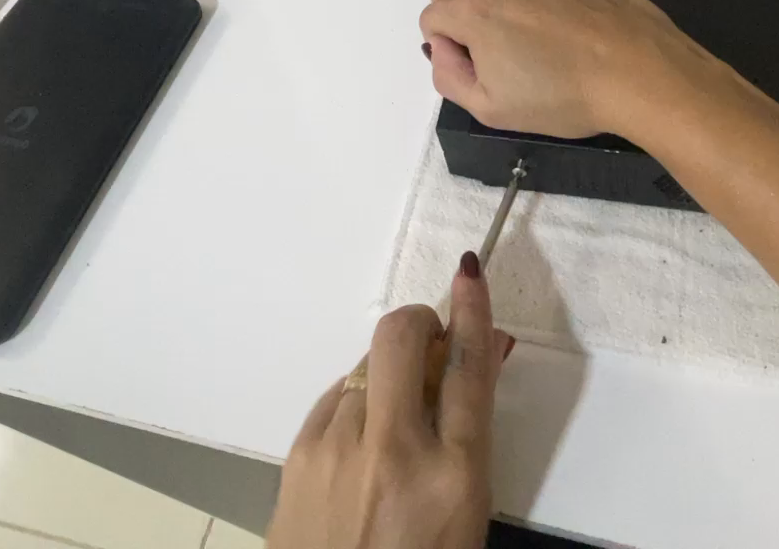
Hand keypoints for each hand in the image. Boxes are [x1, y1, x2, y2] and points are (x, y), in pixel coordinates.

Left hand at [268, 253, 514, 548]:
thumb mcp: (466, 509)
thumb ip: (472, 424)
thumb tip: (483, 348)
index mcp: (451, 477)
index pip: (466, 368)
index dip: (472, 310)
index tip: (469, 269)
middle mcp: (391, 453)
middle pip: (401, 337)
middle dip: (417, 321)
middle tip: (428, 342)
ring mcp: (335, 451)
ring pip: (364, 367)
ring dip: (385, 377)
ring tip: (390, 427)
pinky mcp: (296, 455)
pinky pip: (334, 398)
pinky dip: (354, 405)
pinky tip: (357, 448)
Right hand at [421, 0, 736, 139]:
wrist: (634, 70)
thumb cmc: (563, 96)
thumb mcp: (492, 109)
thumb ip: (449, 78)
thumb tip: (440, 50)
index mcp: (472, 13)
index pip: (430, 17)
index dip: (441, 45)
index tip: (468, 65)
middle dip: (447, 8)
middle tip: (474, 41)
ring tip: (487, 7)